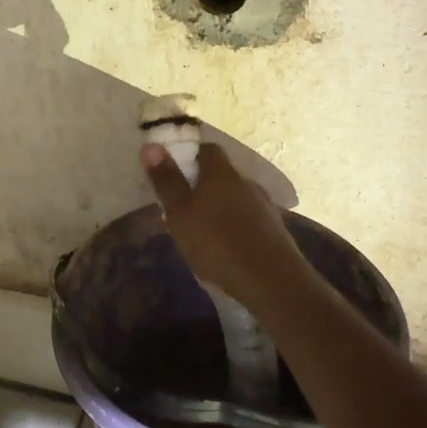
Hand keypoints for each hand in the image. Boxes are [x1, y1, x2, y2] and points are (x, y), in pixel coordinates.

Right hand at [141, 142, 305, 306]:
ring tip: (205, 231)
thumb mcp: (180, 212)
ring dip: (222, 207)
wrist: (272, 281)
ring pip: (237, 198)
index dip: (190, 155)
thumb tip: (150, 145)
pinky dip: (237, 226)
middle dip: (204, 185)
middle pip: (222, 174)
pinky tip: (229, 247)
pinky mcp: (276, 230)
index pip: (207, 149)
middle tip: (185, 206)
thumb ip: (166, 180)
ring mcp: (265, 206)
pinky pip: (250, 219)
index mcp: (221, 172)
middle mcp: (245, 181)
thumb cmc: (217, 242)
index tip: (175, 171)